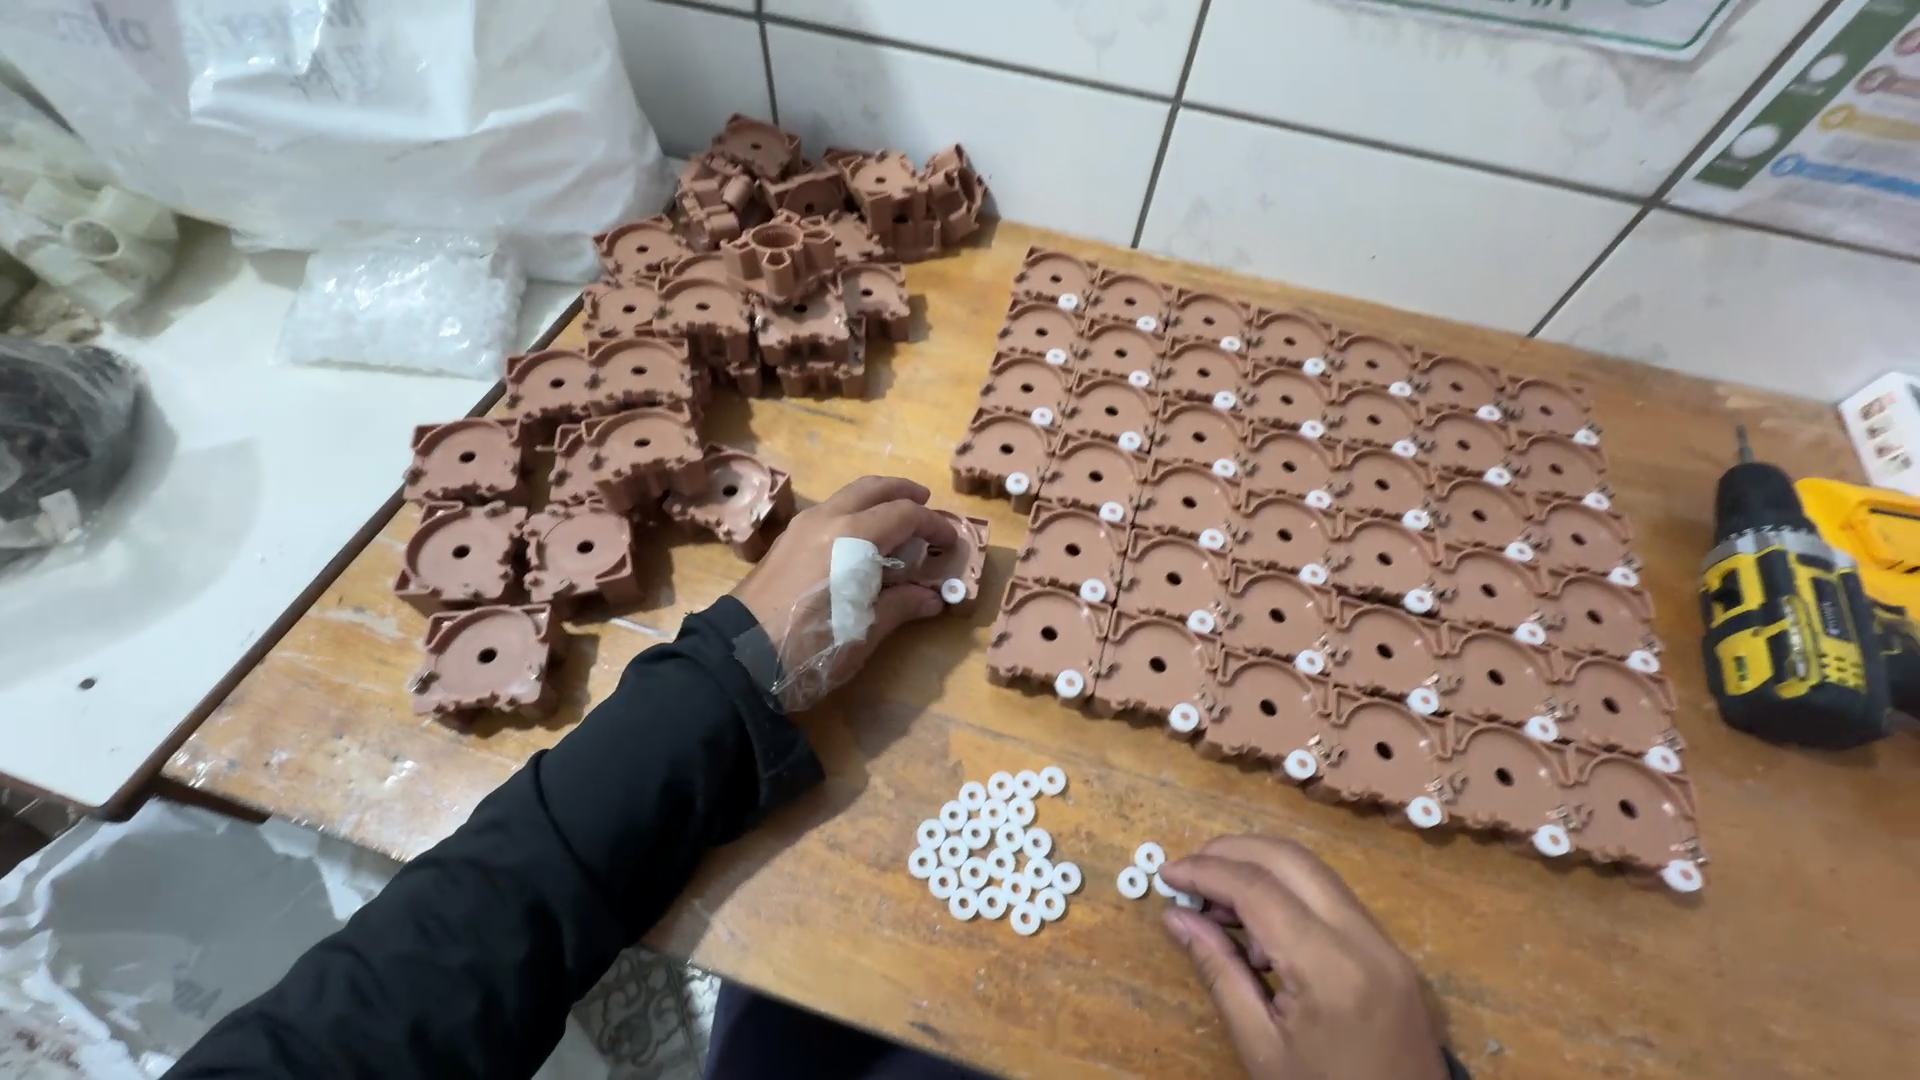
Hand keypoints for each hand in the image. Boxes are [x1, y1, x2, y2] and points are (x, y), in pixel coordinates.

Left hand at [731, 475, 957, 709]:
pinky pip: (827, 514)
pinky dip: (851, 516)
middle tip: (925, 503)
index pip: (905, 514)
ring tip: (894, 524)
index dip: (933, 524)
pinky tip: (858, 543)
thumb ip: (901, 606)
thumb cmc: (812, 646)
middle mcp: (827, 519)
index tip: (950, 541)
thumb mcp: (865, 631)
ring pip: (846, 497)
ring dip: (875, 502)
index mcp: (853, 536)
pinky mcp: (784, 544)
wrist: (739, 659)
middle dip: (903, 492)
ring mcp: (800, 528)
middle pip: (873, 489)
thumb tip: (931, 598)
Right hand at [1160, 837, 1448, 1079]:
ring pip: (1312, 869)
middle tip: (1189, 872)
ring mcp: (1384, 943)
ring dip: (1258, 866)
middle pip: (1288, 858)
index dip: (1205, 872)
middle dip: (1230, 852)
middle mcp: (1364, 941)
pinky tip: (1258, 924)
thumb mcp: (1261, 1047)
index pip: (1257, 888)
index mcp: (1330, 970)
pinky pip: (1330, 896)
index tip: (1167, 873)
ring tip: (1217, 901)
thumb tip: (1176, 916)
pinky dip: (1286, 889)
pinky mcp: (1390, 951)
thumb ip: (1218, 971)